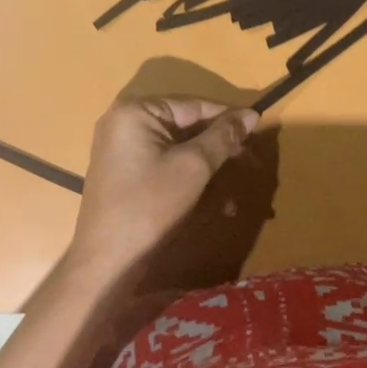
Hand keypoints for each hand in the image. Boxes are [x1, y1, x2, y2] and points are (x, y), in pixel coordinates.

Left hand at [70, 97, 262, 272]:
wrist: (107, 261)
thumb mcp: (194, 166)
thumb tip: (251, 114)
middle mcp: (124, 122)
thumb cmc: (150, 205)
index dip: (228, 118)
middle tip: (250, 162)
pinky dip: (188, 175)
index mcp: (136, 112)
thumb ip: (223, 136)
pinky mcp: (123, 172)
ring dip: (208, 165)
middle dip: (219, 147)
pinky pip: (163, 163)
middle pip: (185, 126)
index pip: (193, 105)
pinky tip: (212, 198)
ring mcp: (121, 148)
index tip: (259, 127)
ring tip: (234, 184)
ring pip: (177, 147)